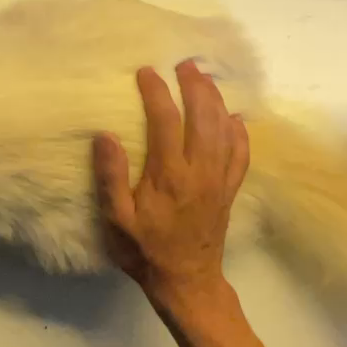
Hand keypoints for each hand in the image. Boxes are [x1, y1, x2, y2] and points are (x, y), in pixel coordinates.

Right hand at [93, 60, 250, 305]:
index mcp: (169, 174)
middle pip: (204, 116)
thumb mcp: (116, 219)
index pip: (166, 120)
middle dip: (195, 86)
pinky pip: (241, 154)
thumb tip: (105, 135)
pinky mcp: (229, 191)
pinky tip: (234, 119)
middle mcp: (200, 171)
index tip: (146, 72)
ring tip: (205, 79)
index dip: (157, 92)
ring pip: (225, 130)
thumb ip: (111, 177)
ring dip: (217, 100)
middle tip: (184, 64)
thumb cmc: (144, 251)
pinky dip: (239, 132)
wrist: (186, 282)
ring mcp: (219, 180)